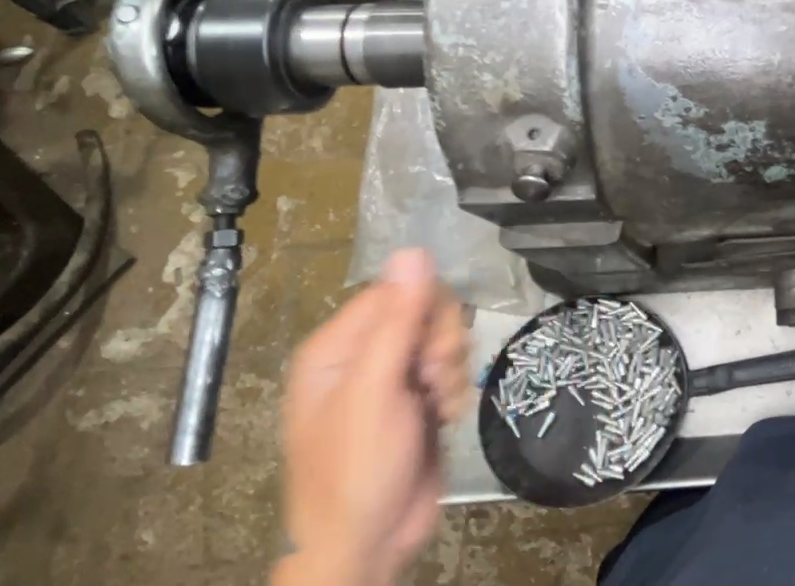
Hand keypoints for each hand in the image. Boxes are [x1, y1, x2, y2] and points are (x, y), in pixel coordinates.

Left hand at [275, 249, 471, 585]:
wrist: (367, 545)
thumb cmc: (356, 470)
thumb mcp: (374, 392)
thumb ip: (396, 320)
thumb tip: (413, 249)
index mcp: (337, 347)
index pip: (398, 291)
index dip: (426, 312)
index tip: (430, 354)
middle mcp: (363, 356)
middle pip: (427, 311)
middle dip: (442, 345)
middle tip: (433, 382)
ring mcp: (392, 379)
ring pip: (445, 339)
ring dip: (453, 370)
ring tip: (438, 405)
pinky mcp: (419, 400)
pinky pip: (452, 368)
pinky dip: (457, 390)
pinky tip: (446, 416)